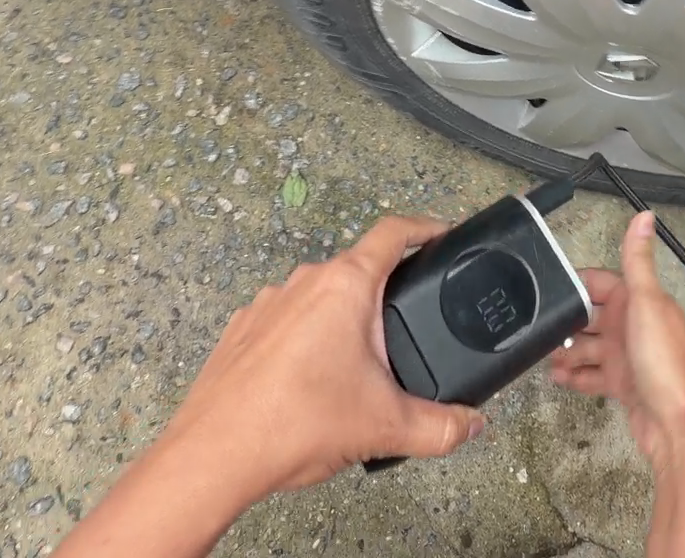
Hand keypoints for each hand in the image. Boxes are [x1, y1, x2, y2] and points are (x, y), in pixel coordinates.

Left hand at [58, 216, 487, 557]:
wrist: (213, 457)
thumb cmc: (292, 425)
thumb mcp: (385, 426)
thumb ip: (441, 426)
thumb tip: (471, 425)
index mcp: (347, 285)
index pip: (395, 232)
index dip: (426, 227)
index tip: (442, 231)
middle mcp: (306, 280)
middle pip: (359, 267)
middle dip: (384, 294)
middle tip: (402, 330)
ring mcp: (270, 301)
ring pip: (320, 294)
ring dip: (342, 318)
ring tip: (353, 366)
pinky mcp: (243, 327)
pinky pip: (286, 317)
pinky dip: (304, 337)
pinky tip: (308, 379)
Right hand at [550, 212, 684, 469]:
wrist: (678, 425)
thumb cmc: (664, 361)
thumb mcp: (647, 302)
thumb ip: (638, 260)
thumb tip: (645, 215)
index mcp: (641, 301)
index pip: (602, 283)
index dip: (577, 284)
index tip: (549, 287)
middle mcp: (635, 325)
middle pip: (592, 316)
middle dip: (567, 322)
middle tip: (539, 327)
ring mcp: (629, 357)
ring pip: (591, 347)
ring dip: (568, 351)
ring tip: (542, 356)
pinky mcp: (625, 385)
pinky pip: (594, 375)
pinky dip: (577, 376)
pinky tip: (557, 378)